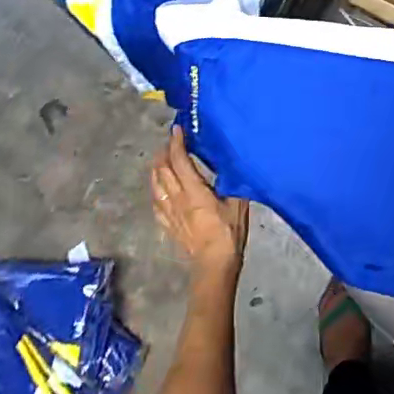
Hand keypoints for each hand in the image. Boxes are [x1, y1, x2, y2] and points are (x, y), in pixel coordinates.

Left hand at [151, 125, 248, 281]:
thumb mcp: (238, 203)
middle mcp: (177, 199)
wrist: (214, 263)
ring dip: (156, 170)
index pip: (180, 161)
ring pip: (156, 186)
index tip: (176, 129)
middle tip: (170, 142)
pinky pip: (156, 203)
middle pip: (163, 171)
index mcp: (194, 191)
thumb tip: (230, 166)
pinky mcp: (168, 225)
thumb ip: (231, 183)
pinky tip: (158, 189)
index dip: (176, 144)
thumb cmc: (229, 231)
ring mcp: (169, 213)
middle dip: (164, 153)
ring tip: (161, 160)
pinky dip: (155, 190)